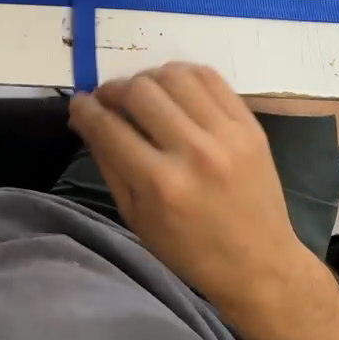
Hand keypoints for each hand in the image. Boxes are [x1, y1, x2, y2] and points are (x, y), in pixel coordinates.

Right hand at [68, 63, 318, 303]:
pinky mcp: (250, 125)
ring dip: (147, 78)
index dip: (85, 108)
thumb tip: (83, 117)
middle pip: (139, 90)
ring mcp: (227, 135)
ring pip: (173, 75)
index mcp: (160, 184)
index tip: (78, 102)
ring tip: (142, 94)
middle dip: (113, 90)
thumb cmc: (188, 249)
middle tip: (109, 100)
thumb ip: (107, 160)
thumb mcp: (134, 215)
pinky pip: (209, 76)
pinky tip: (172, 89)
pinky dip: (182, 74)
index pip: (108, 126)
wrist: (260, 264)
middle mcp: (194, 153)